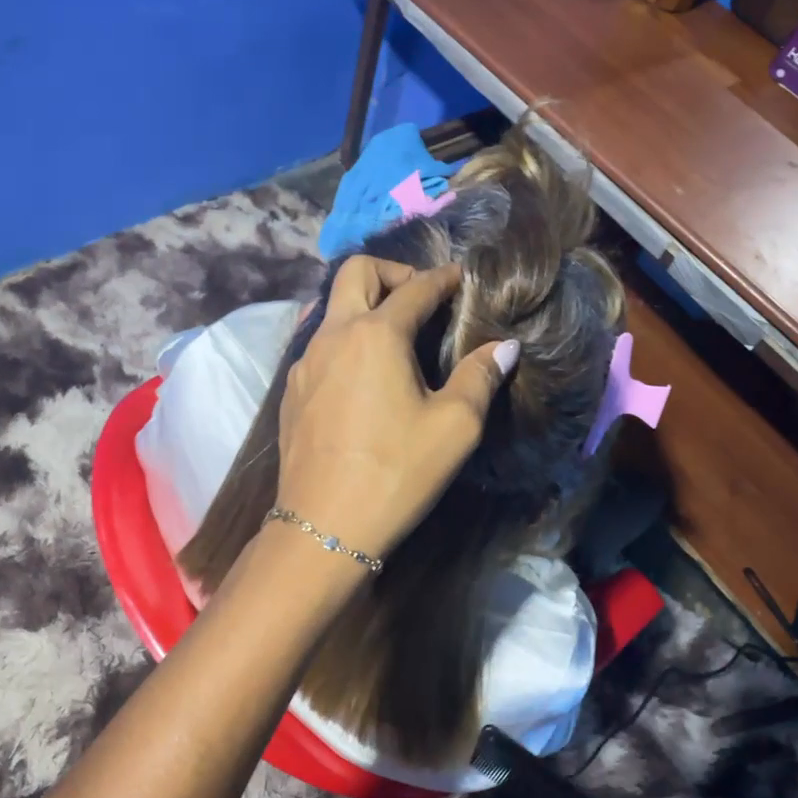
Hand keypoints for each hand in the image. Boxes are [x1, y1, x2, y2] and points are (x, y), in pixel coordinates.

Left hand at [274, 256, 517, 563]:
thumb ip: (480, 377)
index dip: (443, 278)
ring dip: (364, 305)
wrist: (323, 526)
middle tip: (422, 297)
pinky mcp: (292, 391)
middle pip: (356, 272)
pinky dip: (346, 339)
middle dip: (392, 272)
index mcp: (375, 334)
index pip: (415, 288)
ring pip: (332, 308)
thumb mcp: (454, 427)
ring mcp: (305, 362)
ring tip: (396, 336)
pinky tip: (364, 373)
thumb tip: (504, 346)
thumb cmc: (397, 472)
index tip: (462, 277)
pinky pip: (320, 344)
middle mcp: (333, 335)